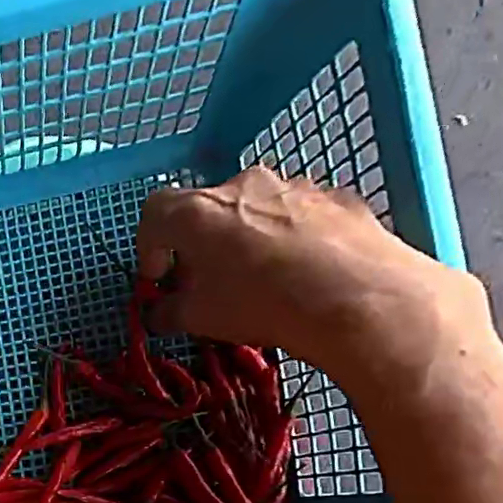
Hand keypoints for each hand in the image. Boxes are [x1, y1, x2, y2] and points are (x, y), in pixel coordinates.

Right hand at [136, 166, 494, 387]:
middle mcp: (243, 184)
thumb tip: (160, 313)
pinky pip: (302, 218)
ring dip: (250, 240)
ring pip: (259, 210)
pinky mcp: (336, 198)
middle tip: (211, 286)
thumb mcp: (203, 318)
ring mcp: (293, 186)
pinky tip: (307, 276)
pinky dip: (294, 241)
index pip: (154, 215)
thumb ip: (171, 312)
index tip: (159, 280)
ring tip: (264, 283)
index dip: (150, 249)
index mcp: (197, 211)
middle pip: (209, 210)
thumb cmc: (260, 302)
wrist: (352, 295)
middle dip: (203, 247)